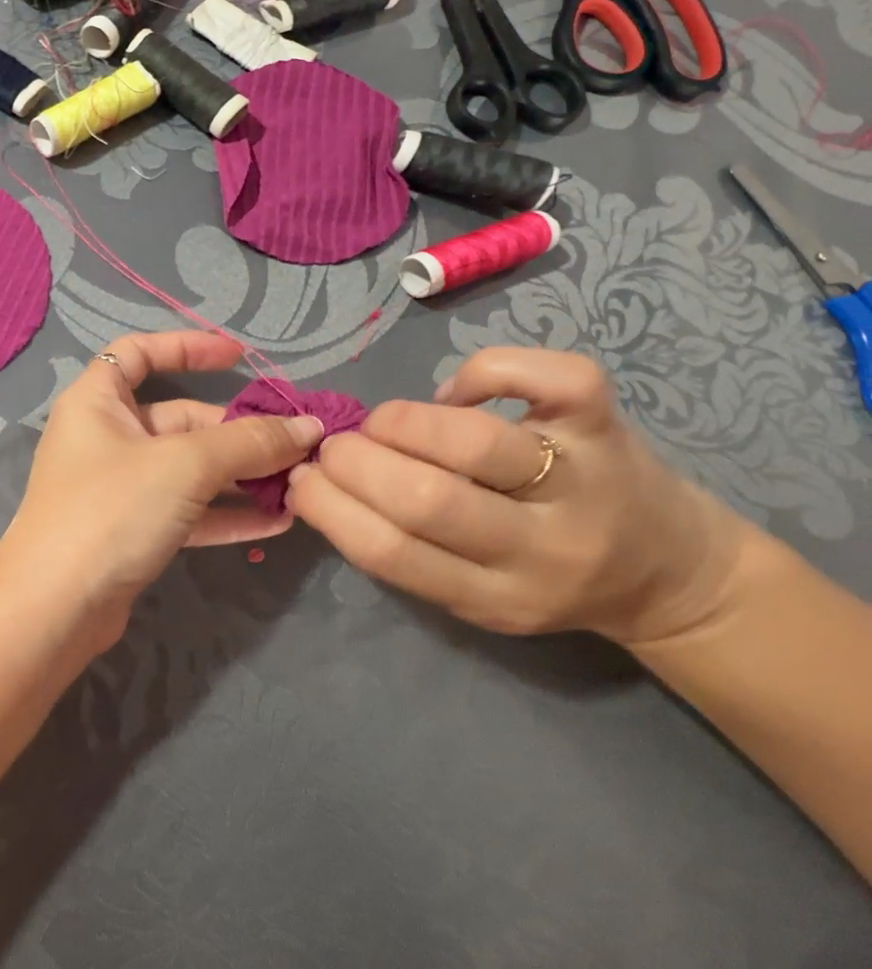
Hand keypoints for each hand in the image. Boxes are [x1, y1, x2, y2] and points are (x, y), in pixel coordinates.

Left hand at [0, 331, 323, 643]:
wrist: (57, 604)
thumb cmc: (111, 510)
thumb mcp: (184, 465)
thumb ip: (248, 442)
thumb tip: (307, 427)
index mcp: (96, 402)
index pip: (137, 353)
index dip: (187, 347)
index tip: (240, 357)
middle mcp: (103, 438)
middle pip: (177, 418)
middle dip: (237, 430)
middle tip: (300, 446)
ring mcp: (116, 488)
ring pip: (187, 469)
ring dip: (240, 475)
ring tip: (299, 485)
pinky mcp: (129, 531)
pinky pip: (185, 511)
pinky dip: (225, 513)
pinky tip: (276, 523)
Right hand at [286, 347, 748, 645]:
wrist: (670, 573)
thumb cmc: (543, 581)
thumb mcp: (466, 594)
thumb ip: (400, 548)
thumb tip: (316, 481)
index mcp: (496, 597)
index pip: (390, 552)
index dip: (329, 507)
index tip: (301, 480)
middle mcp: (544, 548)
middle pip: (427, 498)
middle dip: (355, 461)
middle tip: (335, 449)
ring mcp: (582, 480)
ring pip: (478, 441)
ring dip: (401, 422)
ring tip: (383, 425)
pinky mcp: (608, 425)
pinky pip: (550, 377)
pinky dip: (483, 373)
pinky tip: (458, 393)